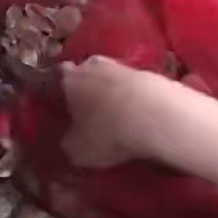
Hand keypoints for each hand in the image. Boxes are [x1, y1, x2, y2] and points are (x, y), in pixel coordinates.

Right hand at [58, 55, 194, 168]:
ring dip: (115, 91)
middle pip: (87, 70)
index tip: (64, 103)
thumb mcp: (77, 151)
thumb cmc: (107, 132)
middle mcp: (94, 66)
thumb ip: (68, 144)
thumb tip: (68, 142)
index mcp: (70, 79)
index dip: (61, 89)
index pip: (59, 75)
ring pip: (113, 76)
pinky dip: (137, 98)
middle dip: (87, 84)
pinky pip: (137, 86)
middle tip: (90, 108)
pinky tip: (142, 116)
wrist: (158, 116)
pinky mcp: (152, 74)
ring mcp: (124, 67)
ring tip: (119, 116)